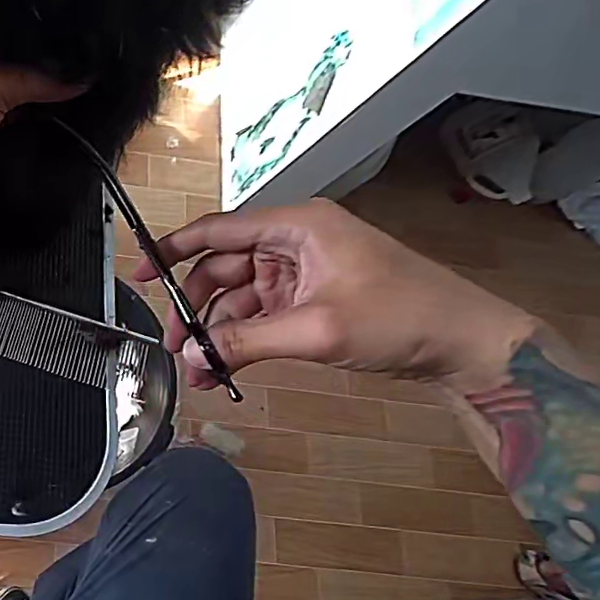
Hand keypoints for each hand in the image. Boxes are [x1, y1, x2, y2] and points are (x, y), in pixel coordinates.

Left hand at [0, 60, 82, 207]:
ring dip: (18, 102)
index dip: (30, 44)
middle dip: (27, 74)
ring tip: (41, 100)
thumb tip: (74, 80)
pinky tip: (18, 123)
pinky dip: (7, 123)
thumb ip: (35, 82)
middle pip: (1, 67)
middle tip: (56, 78)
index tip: (61, 55)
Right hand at [134, 199, 538, 392]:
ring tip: (202, 373)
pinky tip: (225, 367)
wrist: (459, 342)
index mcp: (297, 226)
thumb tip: (193, 352)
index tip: (140, 274)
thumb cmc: (402, 316)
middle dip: (195, 311)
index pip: (218, 230)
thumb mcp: (316, 329)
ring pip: (238, 300)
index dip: (172, 251)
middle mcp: (294, 244)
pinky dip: (240, 342)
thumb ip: (247, 340)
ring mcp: (301, 275)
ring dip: (217, 335)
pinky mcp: (309, 301)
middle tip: (179, 349)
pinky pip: (260, 318)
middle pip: (222, 271)